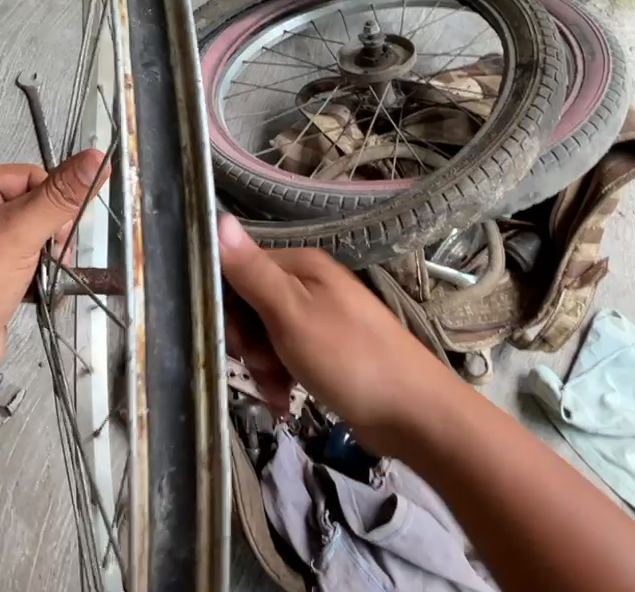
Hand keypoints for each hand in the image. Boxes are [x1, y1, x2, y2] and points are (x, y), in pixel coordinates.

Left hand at [0, 150, 107, 383]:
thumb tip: (95, 157)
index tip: (62, 230)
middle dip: (50, 234)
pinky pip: (23, 262)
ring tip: (41, 278)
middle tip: (52, 258)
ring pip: (32, 237)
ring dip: (45, 259)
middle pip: (34, 207)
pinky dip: (35, 276)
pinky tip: (32, 292)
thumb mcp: (21, 233)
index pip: (32, 176)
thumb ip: (61, 196)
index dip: (53, 201)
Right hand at [218, 214, 456, 438]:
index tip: (230, 336)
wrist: (416, 416)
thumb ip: (252, 271)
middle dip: (245, 341)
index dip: (225, 303)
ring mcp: (319, 318)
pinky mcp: (326, 351)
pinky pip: (286, 356)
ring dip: (261, 365)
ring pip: (265, 335)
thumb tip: (218, 219)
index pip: (238, 269)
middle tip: (257, 366)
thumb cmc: (350, 358)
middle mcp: (308, 284)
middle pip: (249, 305)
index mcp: (300, 266)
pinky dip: (279, 378)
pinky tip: (282, 401)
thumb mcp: (292, 313)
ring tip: (275, 392)